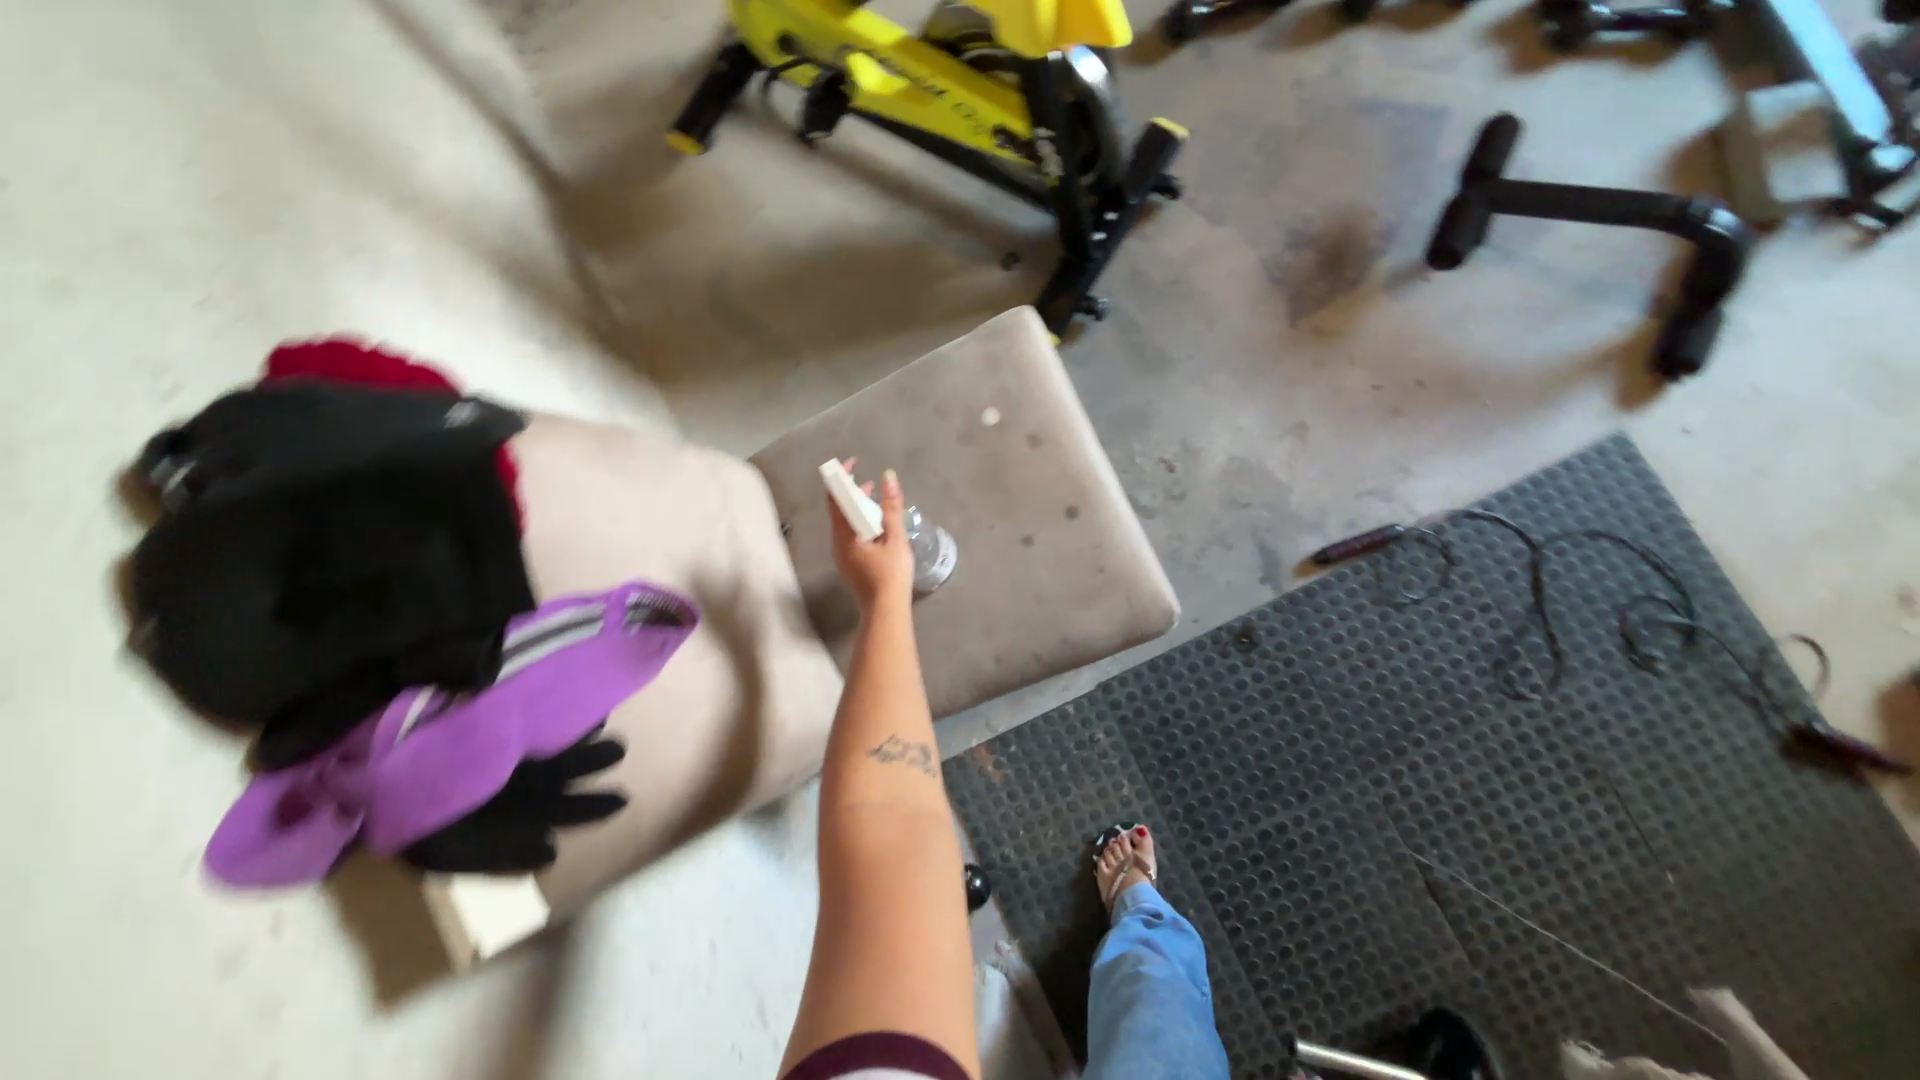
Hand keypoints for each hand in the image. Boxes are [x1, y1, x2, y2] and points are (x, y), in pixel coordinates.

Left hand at [828, 462, 913, 613]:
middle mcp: (837, 543)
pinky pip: (850, 535)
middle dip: (850, 492)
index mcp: (845, 535)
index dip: (840, 478)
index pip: (836, 498)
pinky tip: (875, 524)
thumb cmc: (891, 575)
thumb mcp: (895, 539)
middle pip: (838, 510)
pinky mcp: (850, 564)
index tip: (851, 463)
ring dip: (856, 507)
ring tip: (872, 496)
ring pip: (844, 523)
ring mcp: (842, 555)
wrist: (886, 611)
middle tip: (865, 480)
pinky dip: (859, 522)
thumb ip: (891, 508)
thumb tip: (888, 477)